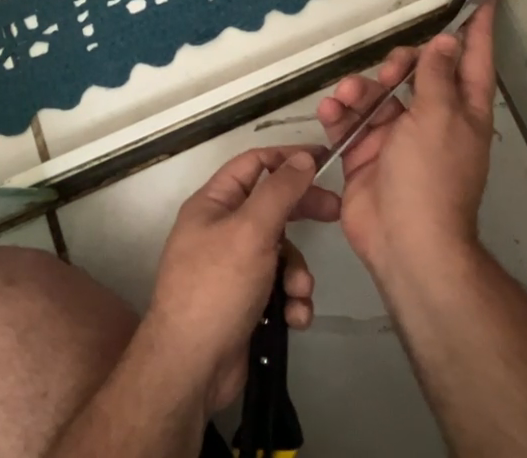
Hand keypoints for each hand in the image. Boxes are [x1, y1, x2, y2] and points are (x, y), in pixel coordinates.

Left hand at [143, 146, 339, 413]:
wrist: (191, 369)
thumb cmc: (217, 288)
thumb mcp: (251, 230)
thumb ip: (280, 190)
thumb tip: (302, 157)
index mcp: (213, 204)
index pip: (254, 164)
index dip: (288, 158)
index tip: (324, 159)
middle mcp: (222, 231)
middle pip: (273, 207)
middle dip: (304, 215)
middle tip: (335, 214)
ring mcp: (233, 268)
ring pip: (282, 252)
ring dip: (298, 272)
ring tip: (297, 293)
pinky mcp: (246, 302)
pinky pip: (279, 288)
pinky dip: (291, 301)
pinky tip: (293, 317)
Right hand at [318, 0, 497, 278]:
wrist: (404, 242)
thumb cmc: (432, 176)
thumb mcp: (439, 117)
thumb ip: (437, 75)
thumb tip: (446, 41)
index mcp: (463, 110)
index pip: (474, 60)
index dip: (478, 31)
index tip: (483, 2)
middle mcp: (433, 119)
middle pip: (417, 73)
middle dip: (399, 63)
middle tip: (390, 70)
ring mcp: (397, 138)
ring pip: (377, 95)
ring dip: (360, 90)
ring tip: (346, 97)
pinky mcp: (366, 155)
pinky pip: (350, 123)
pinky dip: (339, 114)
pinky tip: (331, 110)